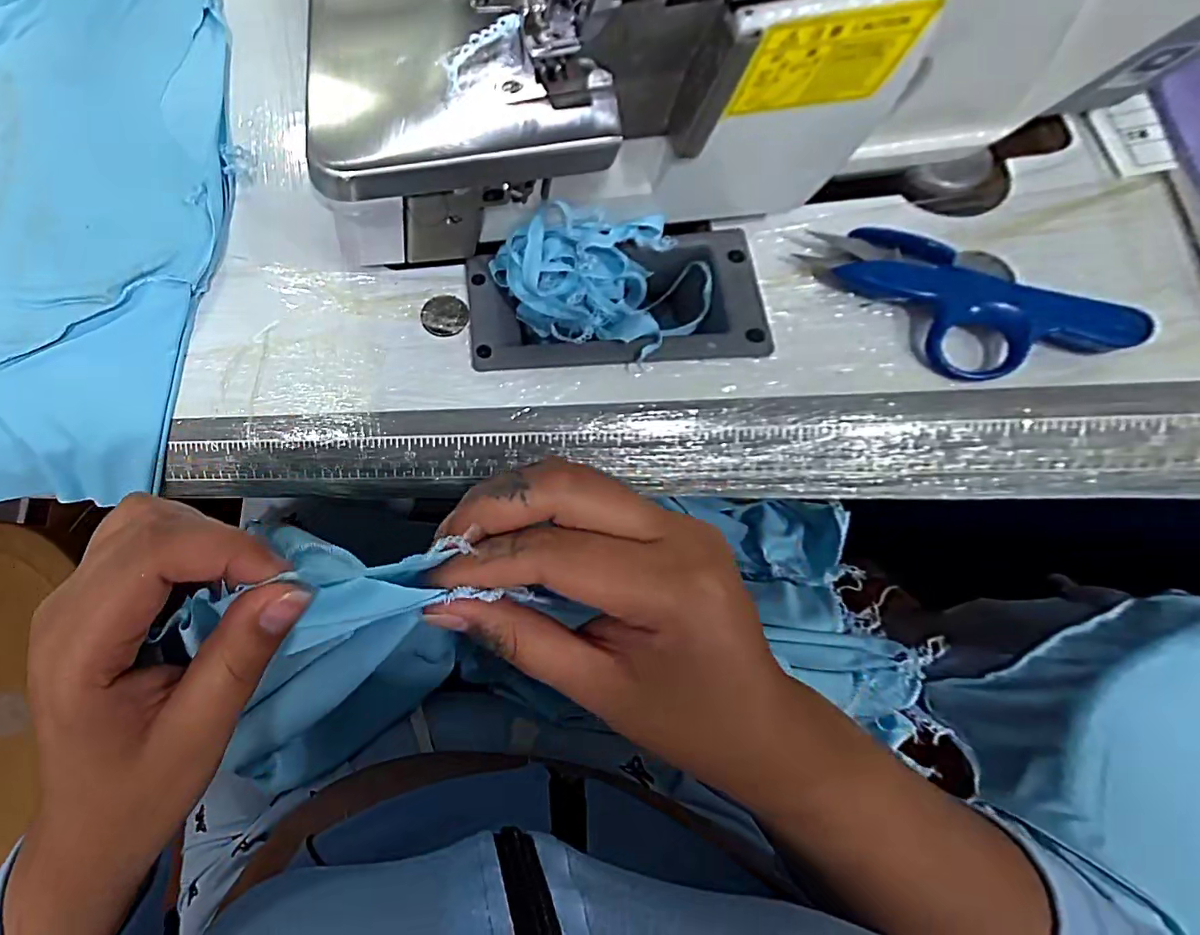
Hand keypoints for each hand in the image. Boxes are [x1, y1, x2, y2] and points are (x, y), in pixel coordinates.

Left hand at [4, 496, 311, 934]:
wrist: (82, 835)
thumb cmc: (135, 800)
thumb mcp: (198, 738)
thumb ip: (240, 656)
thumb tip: (293, 589)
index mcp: (76, 646)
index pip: (150, 554)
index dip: (223, 548)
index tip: (283, 575)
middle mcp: (62, 604)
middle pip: (144, 525)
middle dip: (217, 540)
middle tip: (266, 582)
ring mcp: (68, 595)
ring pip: (140, 521)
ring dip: (200, 537)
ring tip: (238, 580)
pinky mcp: (84, 595)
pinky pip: (136, 540)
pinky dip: (184, 546)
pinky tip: (206, 583)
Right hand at [427, 460, 1050, 934]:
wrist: (767, 723)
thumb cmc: (687, 724)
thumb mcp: (596, 691)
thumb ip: (517, 638)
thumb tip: (442, 607)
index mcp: (669, 586)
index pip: (553, 551)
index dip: (483, 562)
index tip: (432, 581)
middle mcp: (674, 532)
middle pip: (561, 486)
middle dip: (489, 509)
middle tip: (444, 546)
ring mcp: (672, 516)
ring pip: (569, 475)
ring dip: (507, 497)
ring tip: (465, 536)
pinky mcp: (661, 516)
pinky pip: (583, 489)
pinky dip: (533, 501)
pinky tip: (505, 529)